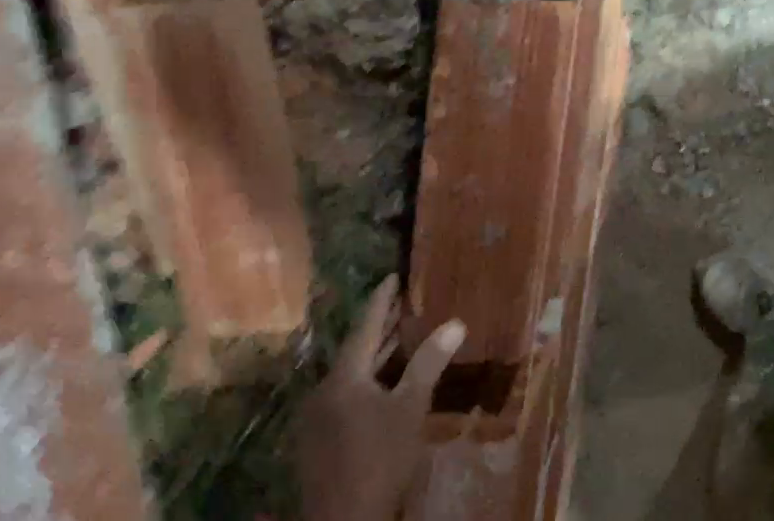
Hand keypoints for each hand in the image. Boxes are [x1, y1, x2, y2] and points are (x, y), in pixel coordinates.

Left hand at [297, 277, 466, 520]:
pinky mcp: (321, 439)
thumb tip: (456, 323)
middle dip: (381, 327)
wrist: (343, 520)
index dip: (381, 301)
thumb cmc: (378, 457)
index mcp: (342, 378)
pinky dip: (369, 379)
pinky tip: (388, 384)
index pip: (364, 328)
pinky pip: (347, 395)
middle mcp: (323, 392)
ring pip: (351, 375)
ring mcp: (318, 418)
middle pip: (355, 350)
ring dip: (376, 356)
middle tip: (406, 303)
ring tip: (403, 337)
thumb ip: (428, 364)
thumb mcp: (410, 408)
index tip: (394, 276)